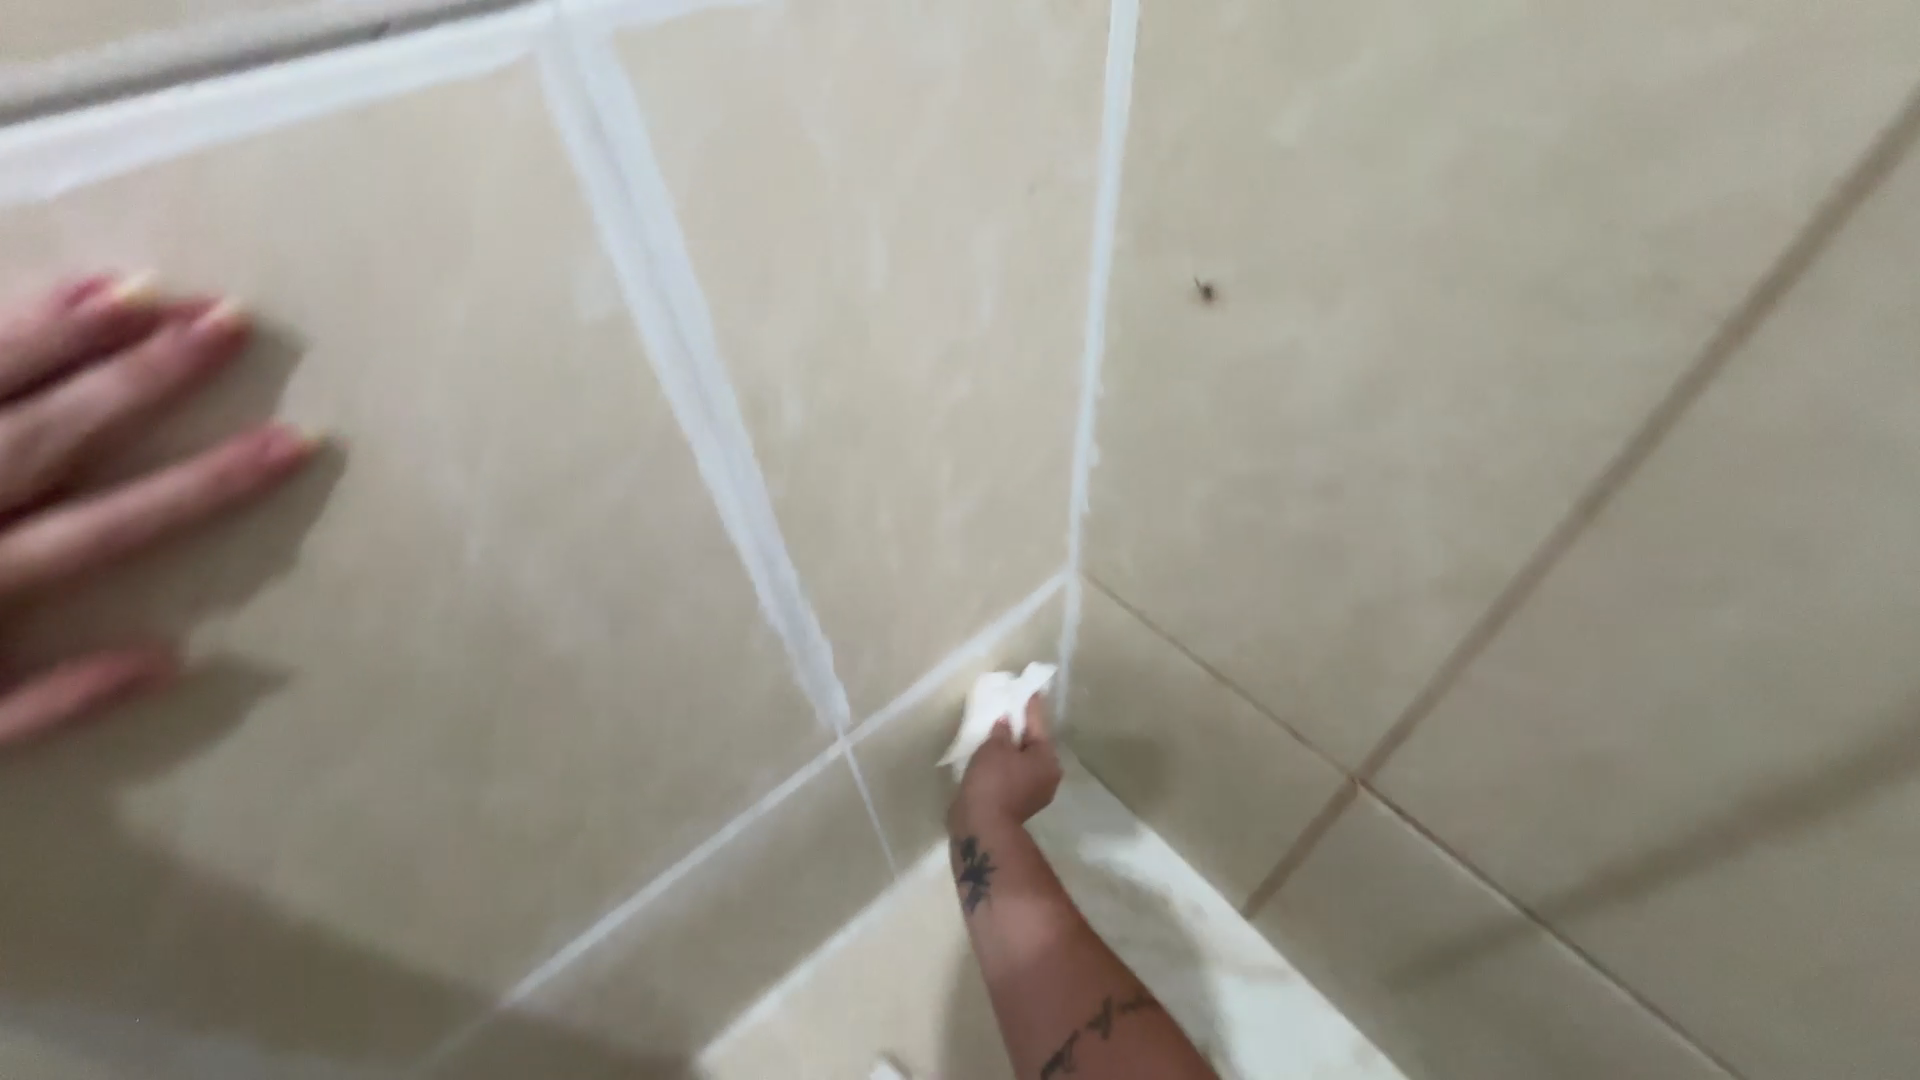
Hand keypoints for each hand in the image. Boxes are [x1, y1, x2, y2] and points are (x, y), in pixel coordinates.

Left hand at [0, 274, 318, 748]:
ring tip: (145, 288)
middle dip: (151, 375)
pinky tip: (36, 293)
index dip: (218, 480)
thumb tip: (173, 661)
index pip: (124, 521)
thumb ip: (43, 706)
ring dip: (63, 332)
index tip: (296, 440)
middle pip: (58, 431)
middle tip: (229, 320)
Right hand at [950, 693, 1061, 831]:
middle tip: (1008, 710)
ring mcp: (1034, 793)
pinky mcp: (1017, 804)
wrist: (982, 827)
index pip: (1038, 725)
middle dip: (1020, 729)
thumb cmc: (993, 781)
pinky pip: (1012, 774)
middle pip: (1033, 744)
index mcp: (1047, 759)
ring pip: (1022, 761)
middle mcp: (1047, 776)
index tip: (1030, 690)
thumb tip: (1007, 722)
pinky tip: (989, 756)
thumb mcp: (995, 747)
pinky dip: (1003, 764)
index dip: (1031, 706)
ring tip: (995, 732)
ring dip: (1010, 748)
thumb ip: (1003, 730)